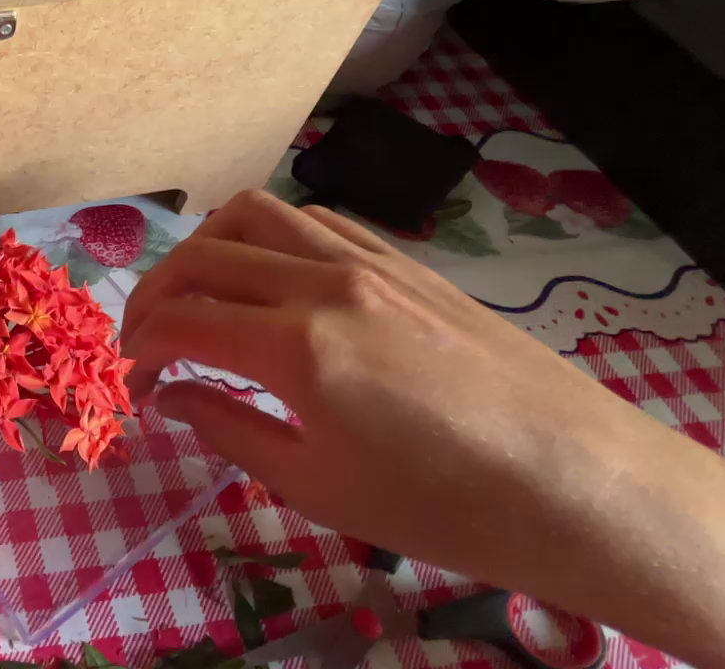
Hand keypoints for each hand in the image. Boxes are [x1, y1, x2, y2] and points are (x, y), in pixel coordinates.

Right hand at [121, 189, 724, 668]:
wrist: (592, 491)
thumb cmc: (450, 510)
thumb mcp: (319, 488)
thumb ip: (227, 429)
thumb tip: (172, 397)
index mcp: (298, 347)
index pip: (180, 322)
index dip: (139, 349)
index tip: (132, 382)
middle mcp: (322, 283)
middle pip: (200, 257)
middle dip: (152, 295)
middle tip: (145, 340)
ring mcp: (366, 260)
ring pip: (250, 214)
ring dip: (202, 249)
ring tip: (195, 294)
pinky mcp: (400, 259)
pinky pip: (309, 220)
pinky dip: (264, 236)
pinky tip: (267, 277)